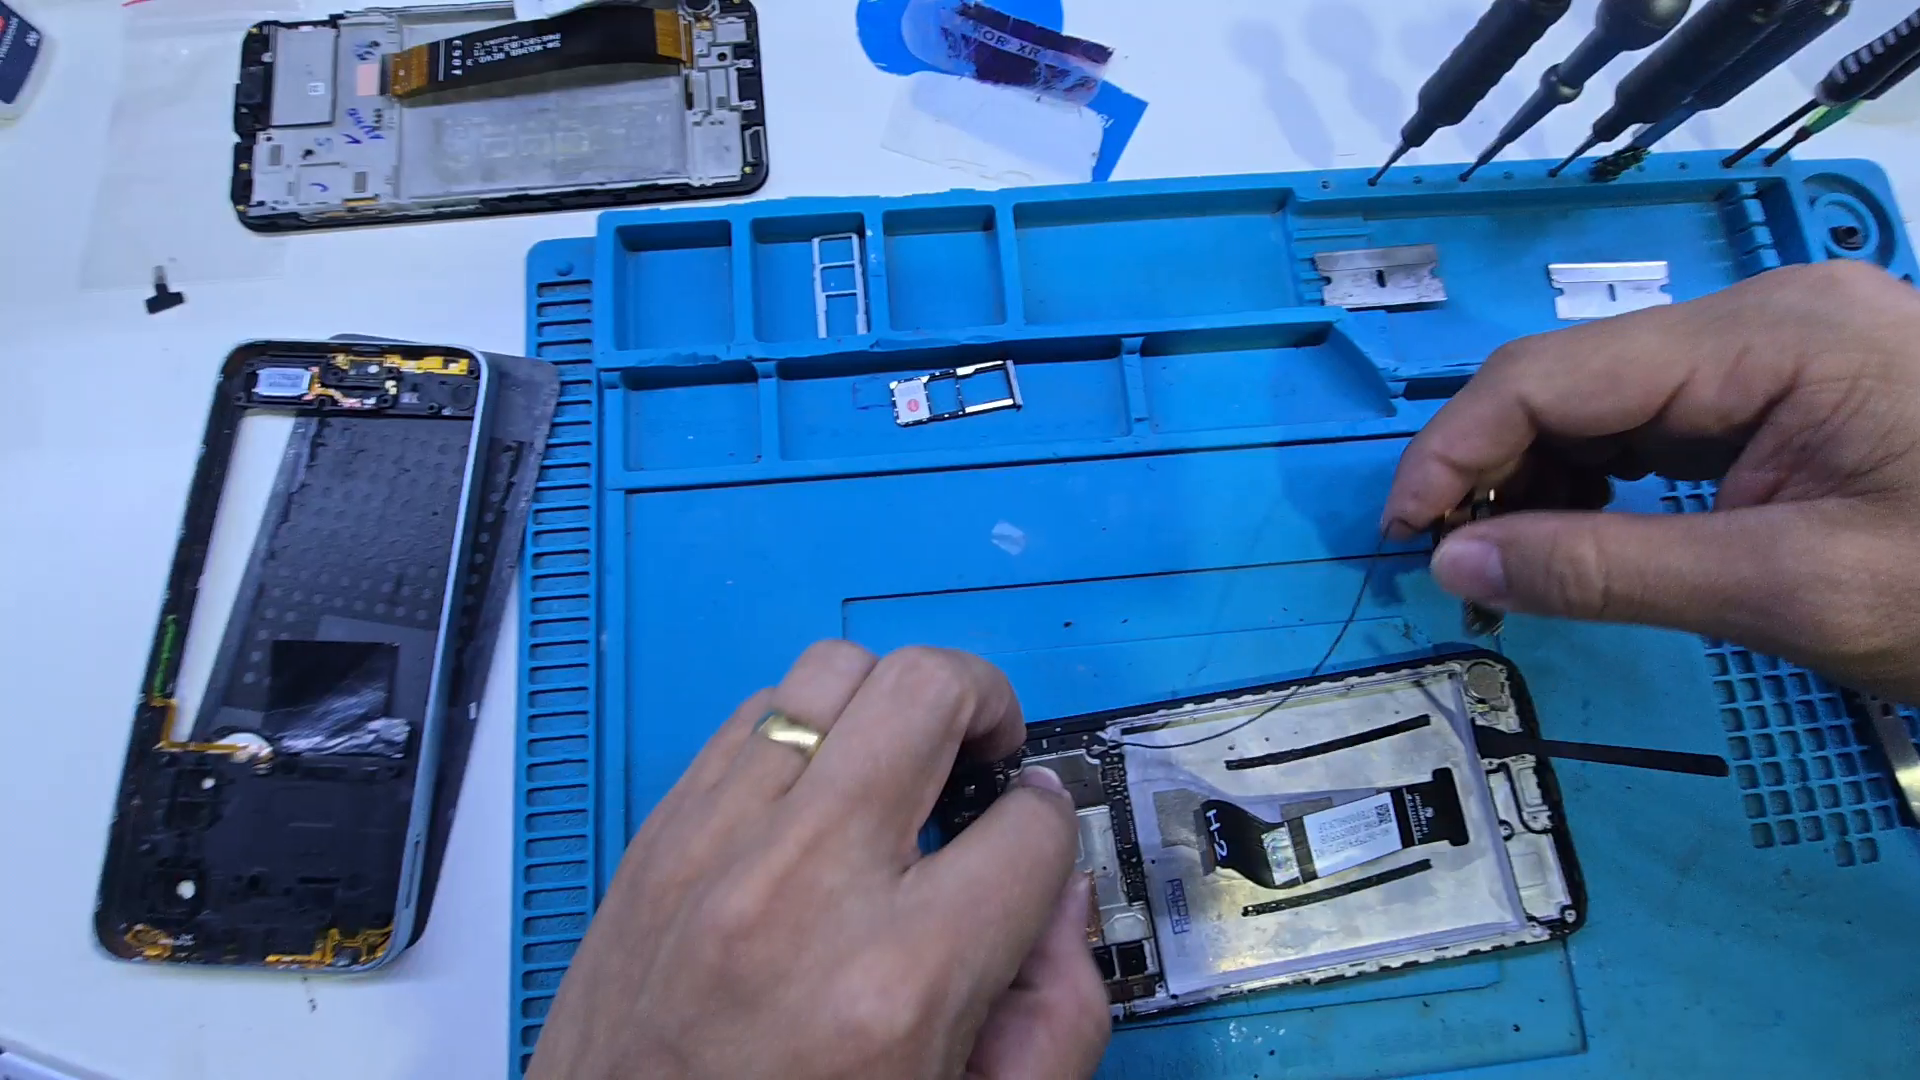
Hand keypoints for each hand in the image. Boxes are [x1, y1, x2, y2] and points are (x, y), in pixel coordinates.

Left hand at [527, 642, 1110, 1079]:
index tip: (1032, 830)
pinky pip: (757, 709)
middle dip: (986, 699)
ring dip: (890, 698)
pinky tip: (819, 782)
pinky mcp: (661, 826)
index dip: (1050, 823)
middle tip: (986, 747)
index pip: (1029, 827)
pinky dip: (810, 724)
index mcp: (899, 979)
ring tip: (899, 756)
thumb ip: (1060, 1011)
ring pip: (835, 669)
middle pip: (927, 689)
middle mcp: (805, 881)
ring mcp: (717, 839)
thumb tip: (1060, 881)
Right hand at [1383, 260, 1919, 700]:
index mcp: (1768, 337)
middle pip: (1552, 382)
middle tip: (1450, 557)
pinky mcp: (1761, 393)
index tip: (1403, 534)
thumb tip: (1453, 564)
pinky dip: (1571, 486)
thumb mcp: (1797, 591)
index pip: (1543, 376)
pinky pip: (1622, 428)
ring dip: (1520, 482)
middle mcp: (1751, 322)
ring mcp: (1757, 353)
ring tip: (1508, 557)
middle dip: (1481, 471)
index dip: (1450, 453)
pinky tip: (1569, 534)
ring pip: (1576, 405)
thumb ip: (1604, 573)